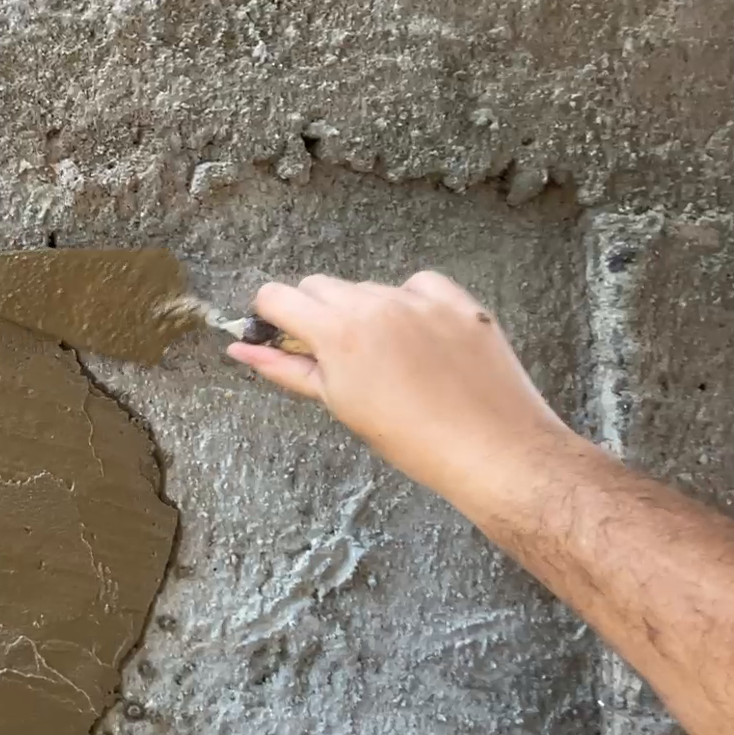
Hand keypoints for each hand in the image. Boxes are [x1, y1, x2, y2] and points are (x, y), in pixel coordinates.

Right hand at [226, 272, 579, 502]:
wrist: (494, 451)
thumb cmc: (406, 436)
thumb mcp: (334, 402)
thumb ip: (282, 368)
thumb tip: (239, 349)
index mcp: (336, 331)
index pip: (274, 295)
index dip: (268, 315)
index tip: (279, 335)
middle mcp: (374, 305)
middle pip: (317, 285)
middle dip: (312, 311)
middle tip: (330, 350)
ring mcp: (419, 301)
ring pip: (364, 287)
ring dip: (359, 309)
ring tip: (382, 351)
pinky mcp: (459, 303)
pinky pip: (418, 283)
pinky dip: (408, 300)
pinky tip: (416, 332)